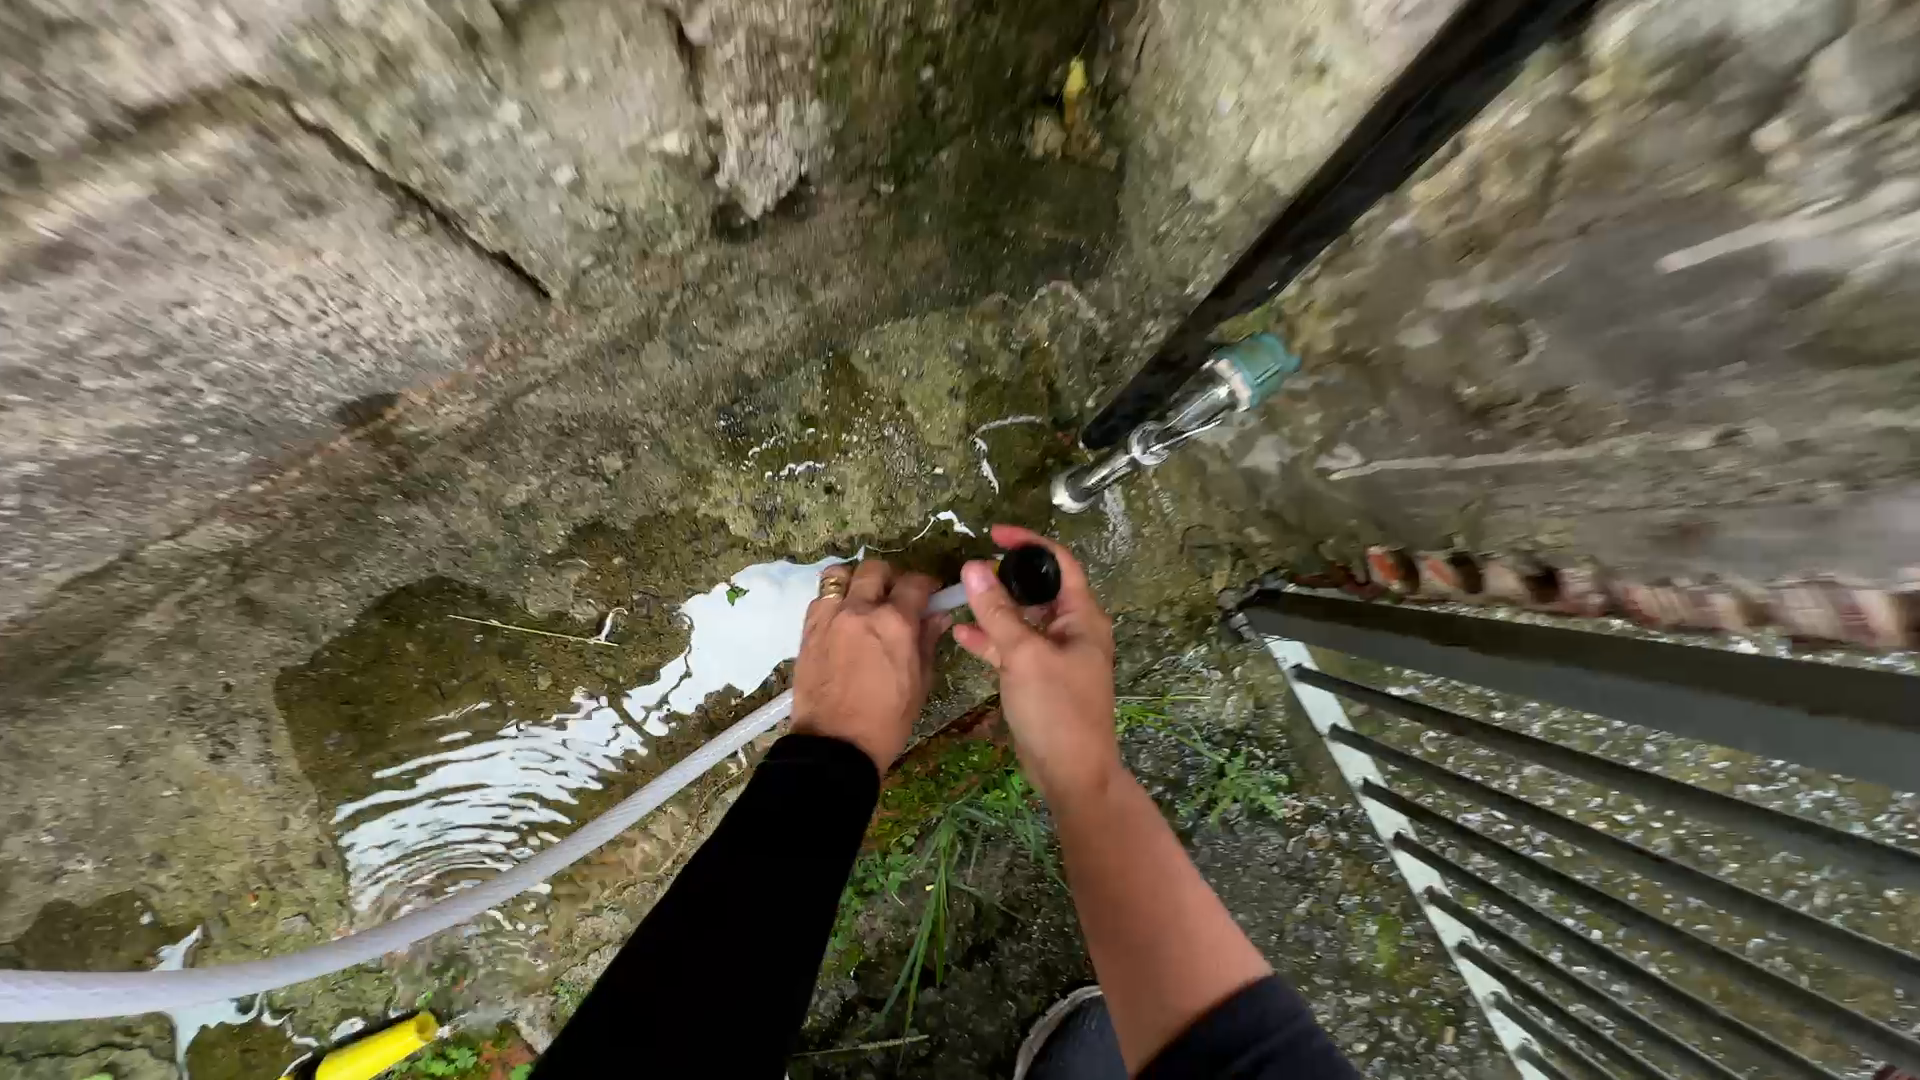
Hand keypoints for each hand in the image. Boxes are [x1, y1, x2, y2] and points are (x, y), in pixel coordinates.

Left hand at [791, 559, 949, 770]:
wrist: (835, 745)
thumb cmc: (887, 720)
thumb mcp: (920, 682)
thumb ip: (927, 641)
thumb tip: (937, 616)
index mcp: (895, 623)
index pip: (914, 583)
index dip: (926, 585)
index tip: (929, 594)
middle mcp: (860, 609)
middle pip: (876, 569)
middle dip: (891, 578)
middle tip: (895, 598)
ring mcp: (830, 617)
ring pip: (841, 575)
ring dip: (856, 581)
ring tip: (863, 600)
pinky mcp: (808, 629)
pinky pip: (821, 597)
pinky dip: (834, 599)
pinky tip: (842, 618)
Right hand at [951, 525, 1120, 804]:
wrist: (1071, 774)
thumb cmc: (1057, 709)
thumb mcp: (1024, 655)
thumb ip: (996, 611)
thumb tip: (972, 566)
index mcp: (1081, 616)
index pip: (1059, 563)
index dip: (1028, 543)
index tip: (994, 535)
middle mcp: (1071, 630)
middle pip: (1037, 590)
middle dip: (1004, 578)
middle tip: (971, 570)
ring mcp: (1055, 655)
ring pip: (1021, 620)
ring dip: (993, 609)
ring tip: (959, 597)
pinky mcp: (1039, 677)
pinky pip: (1013, 648)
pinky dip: (991, 640)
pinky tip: (960, 634)